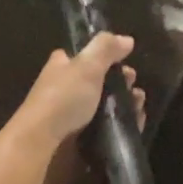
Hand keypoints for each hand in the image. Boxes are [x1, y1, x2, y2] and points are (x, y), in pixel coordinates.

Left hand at [10, 31, 136, 152]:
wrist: (42, 144)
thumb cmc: (63, 97)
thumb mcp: (86, 65)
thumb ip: (106, 49)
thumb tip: (127, 39)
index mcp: (61, 67)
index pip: (82, 55)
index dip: (104, 56)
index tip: (125, 61)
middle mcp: (65, 89)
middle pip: (98, 82)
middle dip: (120, 82)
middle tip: (135, 87)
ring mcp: (72, 116)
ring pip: (105, 106)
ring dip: (125, 105)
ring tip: (140, 107)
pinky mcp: (80, 140)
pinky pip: (107, 129)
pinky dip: (122, 126)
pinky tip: (136, 125)